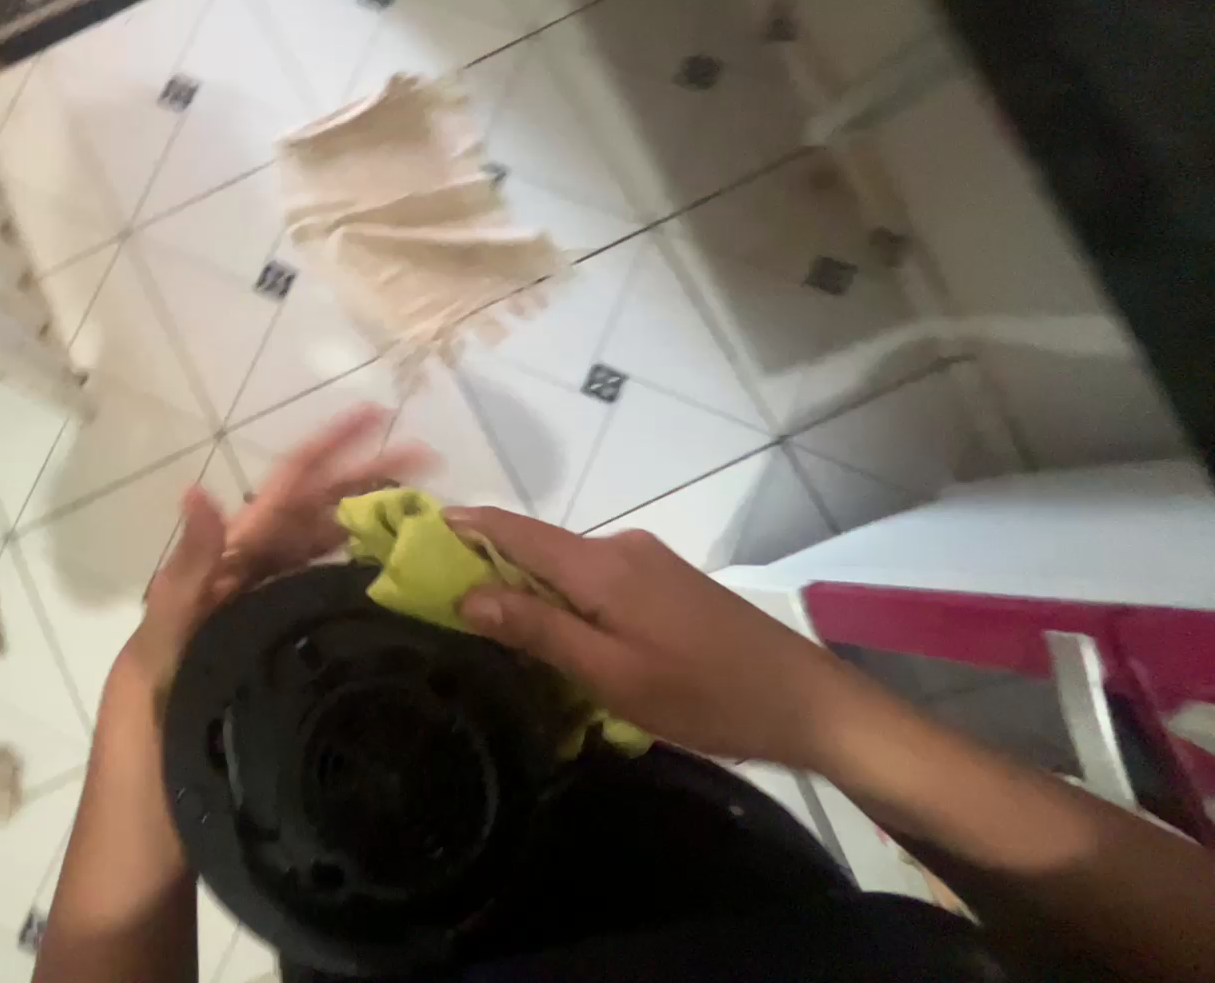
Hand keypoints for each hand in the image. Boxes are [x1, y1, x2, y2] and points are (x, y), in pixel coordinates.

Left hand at [114, 405, 433, 700]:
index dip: (331, 443)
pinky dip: (370, 563)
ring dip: (379, 514)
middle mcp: (272, 548)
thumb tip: (195, 489)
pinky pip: (339, 574)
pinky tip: (404, 568)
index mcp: (246, 537)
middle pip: (328, 500)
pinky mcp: (298, 608)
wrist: (168, 705)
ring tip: (431, 509)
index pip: (294, 479)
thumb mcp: (174, 607)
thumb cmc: (166, 656)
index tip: (374, 415)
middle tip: (430, 458)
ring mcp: (287, 578)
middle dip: (373, 472)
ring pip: (339, 533)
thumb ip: (192, 557)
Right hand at [446, 506, 874, 768]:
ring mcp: (645, 560)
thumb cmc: (705, 694)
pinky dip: (562, 594)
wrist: (812, 704)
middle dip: (487, 561)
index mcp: (600, 565)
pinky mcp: (662, 579)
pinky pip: (593, 577)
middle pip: (536, 545)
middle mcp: (618, 547)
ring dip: (526, 584)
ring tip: (496, 624)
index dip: (463, 525)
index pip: (514, 529)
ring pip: (564, 564)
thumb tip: (467, 595)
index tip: (416, 528)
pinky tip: (561, 630)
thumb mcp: (611, 674)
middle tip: (442, 593)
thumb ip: (537, 629)